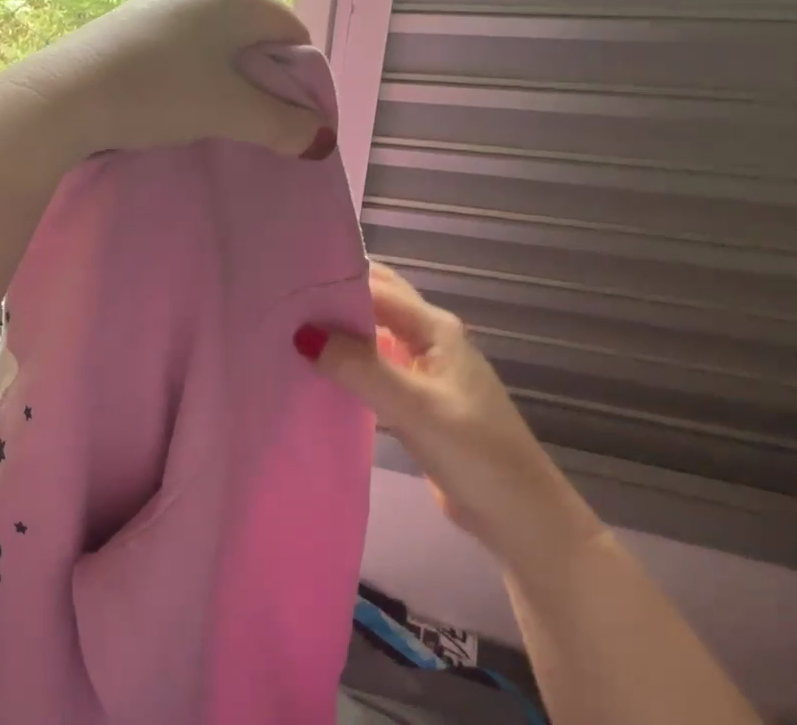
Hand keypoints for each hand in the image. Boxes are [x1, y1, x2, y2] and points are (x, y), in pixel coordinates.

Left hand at [0, 0, 333, 160]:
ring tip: (203, 112)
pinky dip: (187, 68)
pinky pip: (180, 41)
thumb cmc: (157, 95)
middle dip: (258, 76)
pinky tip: (166, 96)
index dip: (297, 79)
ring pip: (214, 38)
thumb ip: (282, 123)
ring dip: (221, 75)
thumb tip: (319, 137)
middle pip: (253, 33)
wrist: (64, 95)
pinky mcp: (129, 17)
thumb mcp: (228, 113)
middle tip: (243, 118)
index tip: (280, 118)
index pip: (293, 33)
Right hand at [300, 264, 604, 574]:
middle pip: (374, 303)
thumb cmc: (475, 453)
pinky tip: (312, 371)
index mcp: (436, 328)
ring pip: (370, 335)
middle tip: (278, 296)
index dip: (332, 280)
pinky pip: (371, 367)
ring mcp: (422, 370)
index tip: (282, 281)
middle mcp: (429, 340)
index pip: (375, 287)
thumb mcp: (415, 407)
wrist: (518, 516)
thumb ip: (360, 368)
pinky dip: (343, 362)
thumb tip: (301, 333)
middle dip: (332, 295)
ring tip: (283, 326)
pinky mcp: (414, 400)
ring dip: (335, 330)